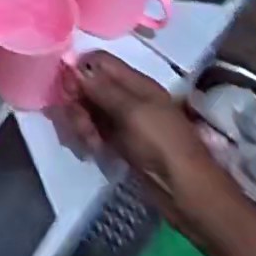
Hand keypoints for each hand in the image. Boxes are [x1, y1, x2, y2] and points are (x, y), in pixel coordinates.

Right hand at [60, 51, 230, 215]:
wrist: (188, 194)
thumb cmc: (163, 145)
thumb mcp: (132, 111)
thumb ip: (101, 88)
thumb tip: (72, 65)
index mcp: (135, 82)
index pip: (98, 61)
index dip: (79, 68)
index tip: (67, 87)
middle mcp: (127, 96)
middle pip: (89, 85)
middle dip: (77, 101)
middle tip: (78, 121)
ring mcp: (123, 120)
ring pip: (88, 109)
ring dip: (81, 121)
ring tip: (89, 141)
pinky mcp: (120, 142)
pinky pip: (94, 129)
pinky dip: (88, 136)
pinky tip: (93, 149)